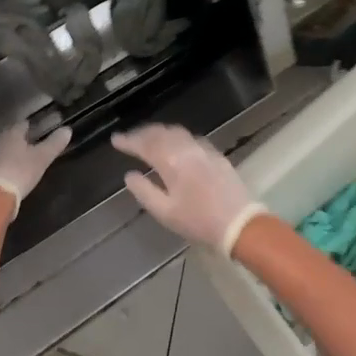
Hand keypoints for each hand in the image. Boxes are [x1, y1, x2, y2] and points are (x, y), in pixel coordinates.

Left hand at [0, 120, 70, 216]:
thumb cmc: (19, 173)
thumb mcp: (42, 159)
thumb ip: (54, 144)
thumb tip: (67, 129)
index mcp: (12, 134)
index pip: (21, 125)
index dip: (28, 128)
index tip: (33, 131)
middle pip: (5, 136)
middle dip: (13, 141)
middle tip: (22, 149)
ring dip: (0, 154)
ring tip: (8, 163)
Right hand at [112, 123, 267, 256]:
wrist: (240, 223)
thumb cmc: (199, 222)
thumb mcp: (166, 213)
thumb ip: (145, 191)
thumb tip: (129, 175)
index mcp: (171, 161)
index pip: (144, 144)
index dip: (128, 141)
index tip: (115, 139)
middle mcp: (186, 148)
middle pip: (160, 133)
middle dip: (142, 133)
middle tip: (129, 138)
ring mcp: (203, 149)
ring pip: (176, 132)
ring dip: (159, 132)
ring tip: (148, 139)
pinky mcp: (215, 154)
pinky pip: (190, 138)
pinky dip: (176, 137)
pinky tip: (175, 145)